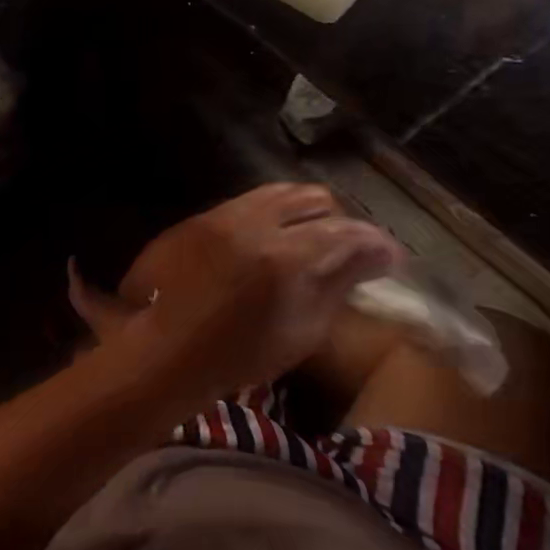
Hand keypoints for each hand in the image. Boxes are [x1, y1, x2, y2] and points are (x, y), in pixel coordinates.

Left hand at [69, 183, 403, 393]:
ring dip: (304, 210)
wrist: (159, 350)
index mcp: (287, 259)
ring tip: (310, 236)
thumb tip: (372, 257)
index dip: (375, 243)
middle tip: (346, 247)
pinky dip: (271, 212)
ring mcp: (225, 214)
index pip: (346, 233)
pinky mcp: (202, 215)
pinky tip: (271, 235)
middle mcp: (257, 223)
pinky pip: (248, 200)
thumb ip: (337, 286)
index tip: (389, 256)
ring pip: (280, 191)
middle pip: (313, 198)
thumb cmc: (235, 357)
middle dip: (339, 219)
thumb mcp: (301, 332)